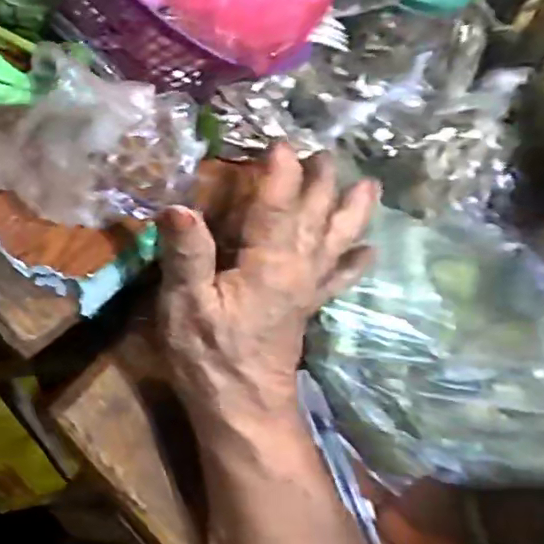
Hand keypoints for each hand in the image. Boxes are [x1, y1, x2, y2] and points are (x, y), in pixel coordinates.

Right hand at [158, 146, 378, 440]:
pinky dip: (353, 260)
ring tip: (365, 185)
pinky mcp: (303, 308)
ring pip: (335, 240)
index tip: (280, 143)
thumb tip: (178, 206)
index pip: (277, 209)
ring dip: (349, 211)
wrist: (240, 400)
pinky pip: (337, 277)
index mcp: (269, 263)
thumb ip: (186, 253)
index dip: (279, 175)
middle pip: (316, 218)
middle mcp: (297, 270)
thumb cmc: (206, 349)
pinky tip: (365, 251)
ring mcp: (305, 290)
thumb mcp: (185, 300)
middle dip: (321, 184)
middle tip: (324, 154)